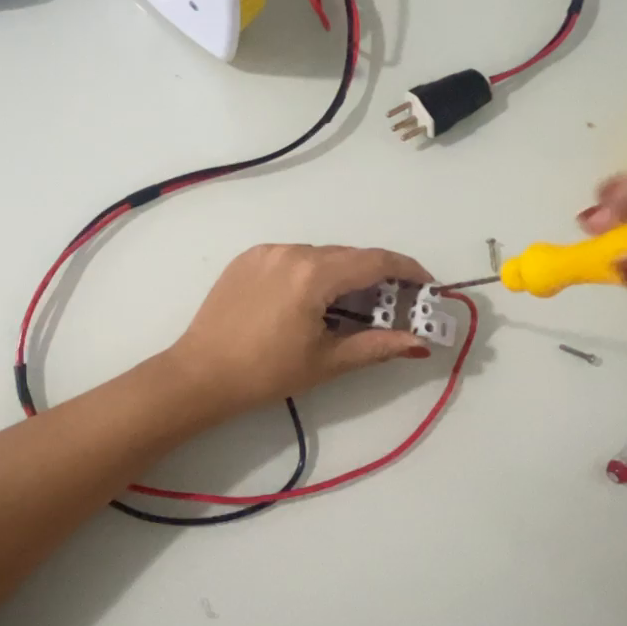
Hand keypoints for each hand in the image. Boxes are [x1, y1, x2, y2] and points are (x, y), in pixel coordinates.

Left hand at [165, 244, 434, 417]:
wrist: (200, 375)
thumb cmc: (266, 373)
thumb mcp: (327, 362)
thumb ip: (377, 346)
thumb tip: (419, 343)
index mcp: (313, 274)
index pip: (374, 261)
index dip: (407, 270)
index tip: (426, 285)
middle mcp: (290, 251)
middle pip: (347, 256)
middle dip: (375, 277)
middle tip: (393, 305)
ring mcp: (265, 252)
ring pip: (319, 255)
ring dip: (341, 275)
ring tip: (349, 309)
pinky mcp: (246, 259)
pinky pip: (291, 258)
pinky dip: (310, 273)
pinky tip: (310, 302)